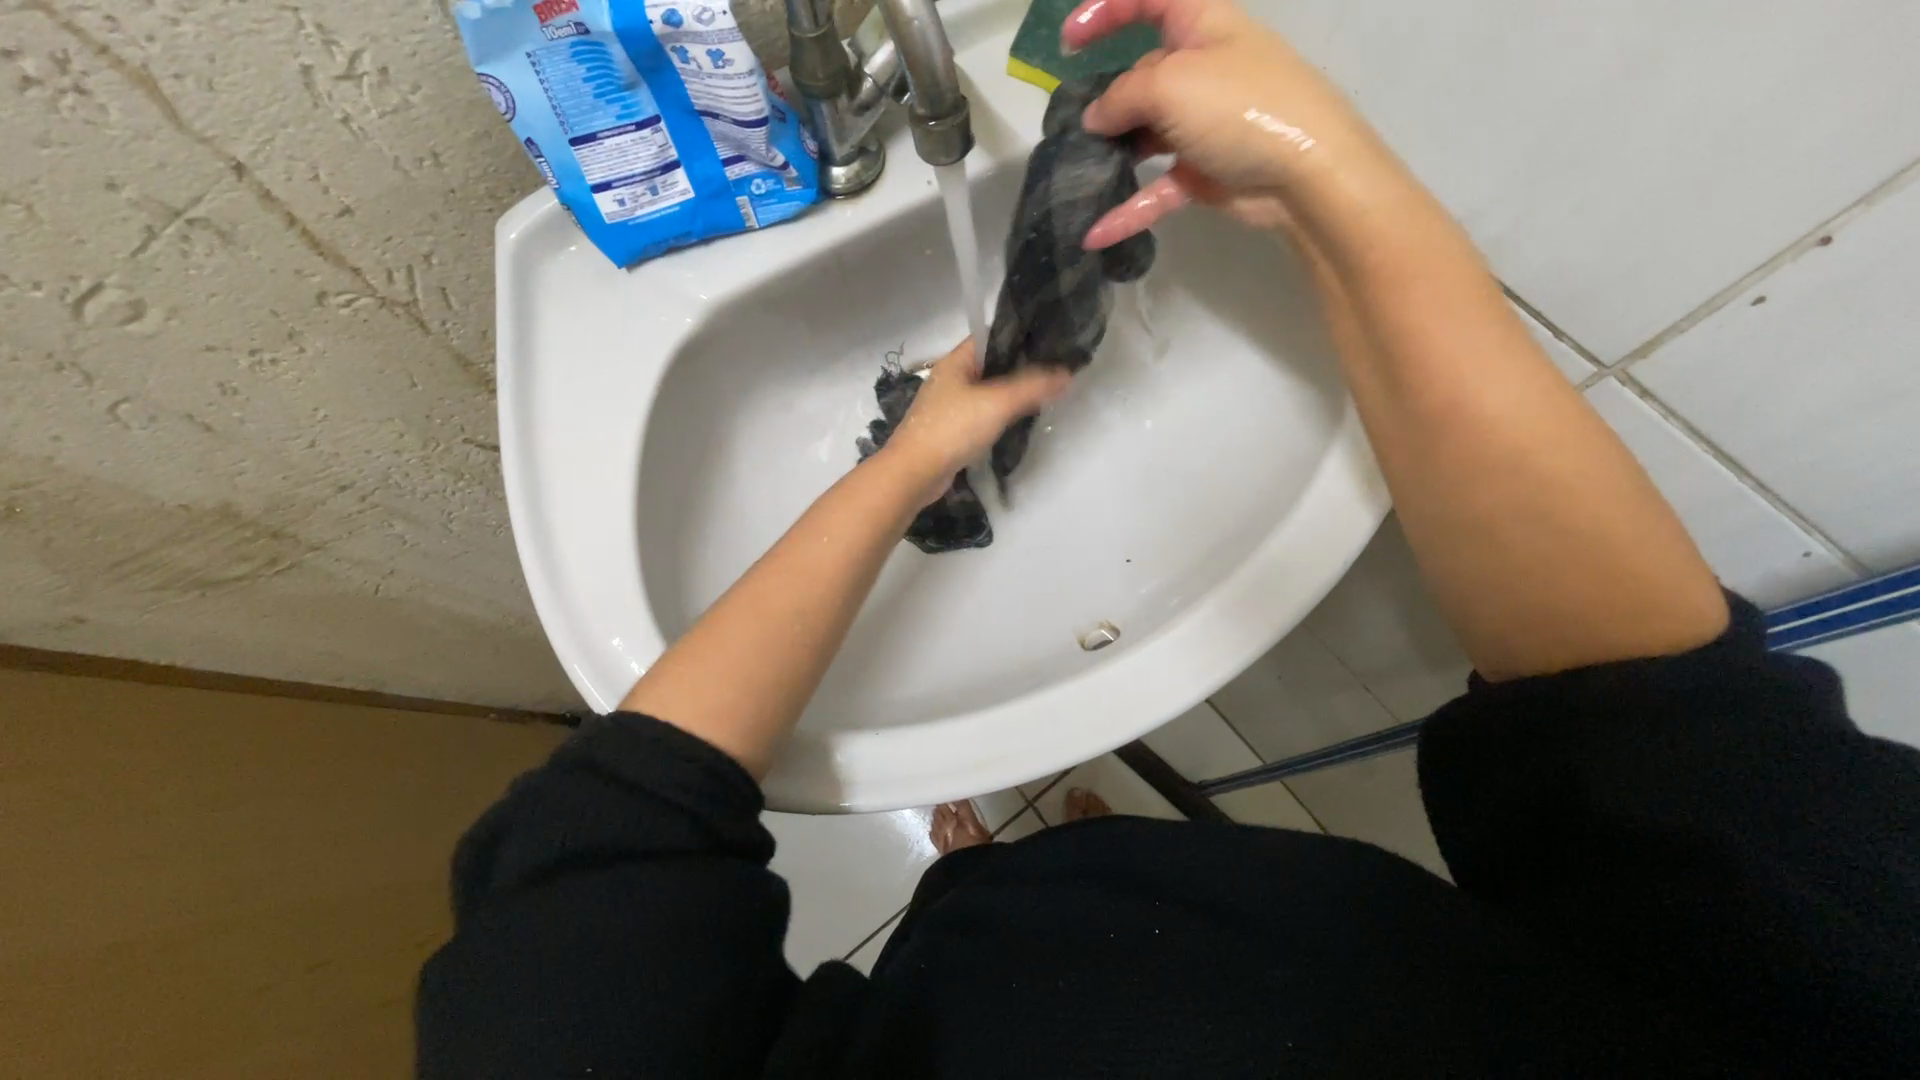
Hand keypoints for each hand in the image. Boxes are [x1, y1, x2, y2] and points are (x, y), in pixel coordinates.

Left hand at [877, 338, 1072, 502]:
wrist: (914, 473)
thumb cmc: (952, 429)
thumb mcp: (998, 403)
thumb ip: (1032, 387)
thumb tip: (1067, 373)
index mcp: (955, 362)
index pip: (990, 337)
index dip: (1018, 338)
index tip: (1049, 346)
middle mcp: (949, 379)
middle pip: (989, 366)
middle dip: (1018, 370)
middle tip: (1051, 375)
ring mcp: (947, 407)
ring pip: (985, 394)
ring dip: (1008, 397)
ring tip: (1040, 399)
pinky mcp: (949, 432)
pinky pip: (979, 417)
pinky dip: (996, 418)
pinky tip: (1015, 425)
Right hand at [1064, 0, 1383, 247]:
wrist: (1305, 173)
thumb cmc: (1241, 106)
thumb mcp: (1171, 84)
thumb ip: (1121, 97)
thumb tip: (1095, 118)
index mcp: (1201, 24)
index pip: (1149, 0)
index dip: (1106, 11)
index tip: (1068, 42)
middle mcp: (1201, 69)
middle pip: (1140, 77)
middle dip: (1105, 102)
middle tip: (1071, 130)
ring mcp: (1201, 124)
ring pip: (1144, 136)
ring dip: (1112, 156)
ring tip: (1078, 176)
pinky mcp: (1202, 173)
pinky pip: (1155, 190)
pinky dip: (1128, 210)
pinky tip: (1095, 232)